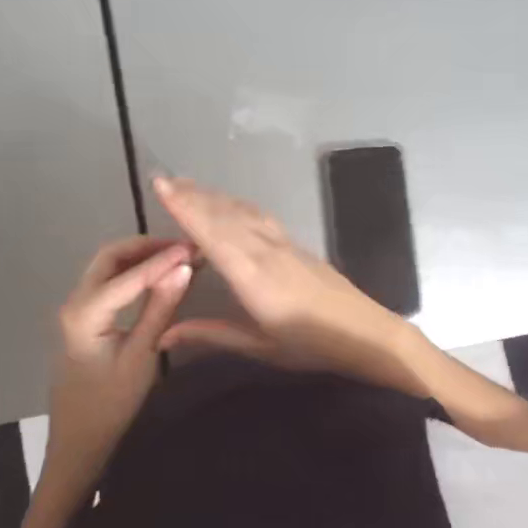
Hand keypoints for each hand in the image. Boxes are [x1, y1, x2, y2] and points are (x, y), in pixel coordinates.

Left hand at [44, 236, 194, 497]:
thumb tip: (184, 268)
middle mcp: (74, 301)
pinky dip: (132, 273)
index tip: (195, 247)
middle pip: (110, 257)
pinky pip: (107, 283)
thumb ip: (161, 309)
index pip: (128, 274)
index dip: (163, 259)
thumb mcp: (142, 356)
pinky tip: (158, 277)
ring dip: (140, 257)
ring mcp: (76, 308)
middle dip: (147, 247)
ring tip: (177, 257)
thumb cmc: (112, 404)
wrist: (79, 439)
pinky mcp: (83, 317)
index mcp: (85, 312)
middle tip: (185, 247)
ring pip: (107, 267)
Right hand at [152, 176, 420, 393]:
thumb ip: (211, 335)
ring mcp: (282, 243)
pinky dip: (236, 205)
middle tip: (163, 181)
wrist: (365, 334)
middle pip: (224, 215)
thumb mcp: (258, 346)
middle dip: (192, 196)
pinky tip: (228, 204)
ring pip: (242, 211)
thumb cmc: (310, 346)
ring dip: (212, 196)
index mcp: (253, 275)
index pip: (212, 234)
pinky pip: (258, 216)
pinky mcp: (294, 244)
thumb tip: (163, 336)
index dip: (186, 209)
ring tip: (187, 186)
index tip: (161, 187)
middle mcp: (265, 250)